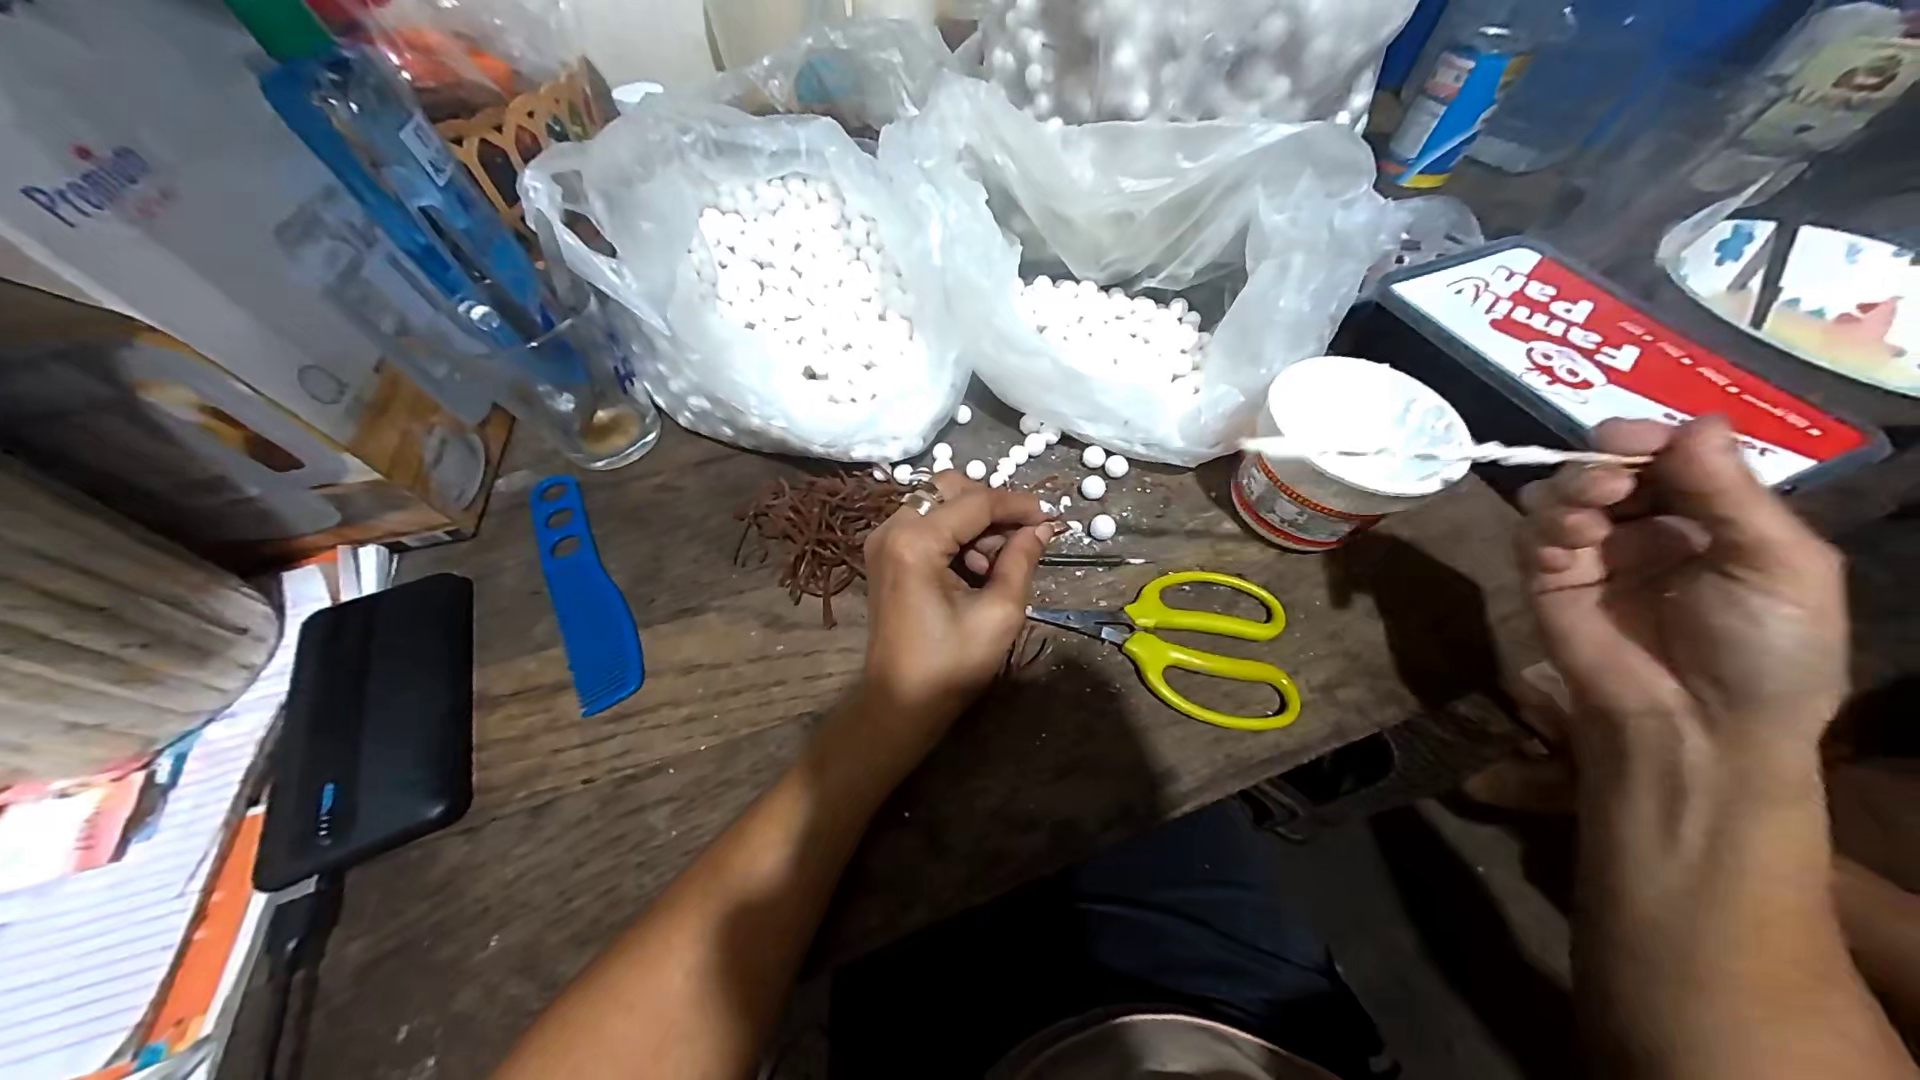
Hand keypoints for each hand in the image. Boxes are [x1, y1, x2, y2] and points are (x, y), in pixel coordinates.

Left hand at [860, 473, 1061, 730]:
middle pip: (950, 488)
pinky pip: (926, 523)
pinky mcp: (886, 554)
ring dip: (973, 522)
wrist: (901, 702)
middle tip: (1019, 539)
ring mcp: (883, 541)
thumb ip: (1021, 560)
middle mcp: (891, 529)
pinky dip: (955, 534)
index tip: (1050, 517)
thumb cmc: (951, 664)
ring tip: (995, 565)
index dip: (1018, 505)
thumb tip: (1041, 527)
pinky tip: (974, 568)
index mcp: (915, 542)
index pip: (976, 502)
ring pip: (938, 503)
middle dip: (991, 507)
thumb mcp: (999, 613)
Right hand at [1515, 415, 1847, 770]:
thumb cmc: (1764, 650)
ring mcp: (1590, 553)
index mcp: (1712, 517)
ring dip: (1563, 495)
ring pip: (1555, 495)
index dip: (1647, 438)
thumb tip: (1695, 421)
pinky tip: (1563, 552)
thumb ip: (1731, 493)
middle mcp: (1646, 526)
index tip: (1626, 436)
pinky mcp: (1545, 578)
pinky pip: (1527, 536)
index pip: (1671, 458)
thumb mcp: (1778, 566)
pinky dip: (1539, 532)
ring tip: (1585, 521)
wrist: (1697, 723)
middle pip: (1604, 467)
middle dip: (1598, 464)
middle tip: (1606, 484)